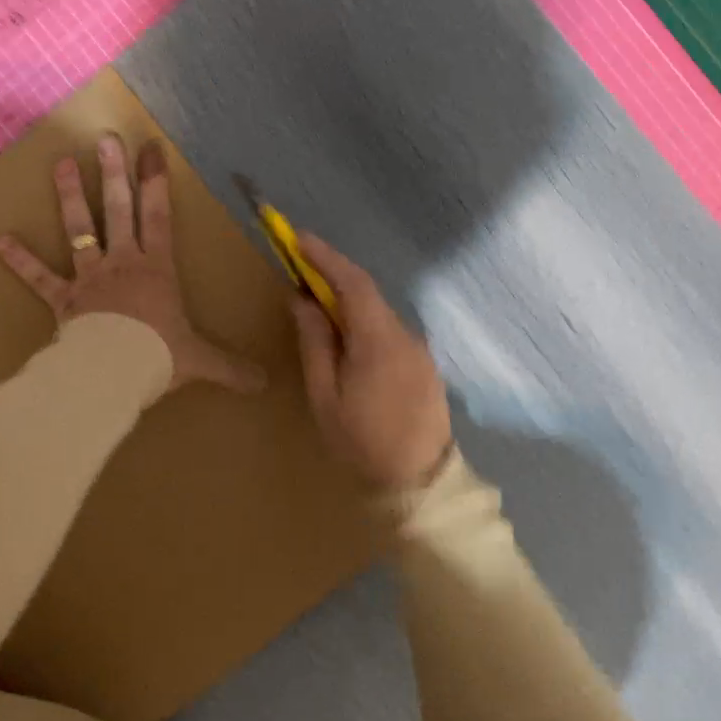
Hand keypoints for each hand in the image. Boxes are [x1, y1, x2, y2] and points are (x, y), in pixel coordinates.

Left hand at [0, 135, 265, 393]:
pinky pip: (40, 278)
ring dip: (70, 196)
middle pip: (118, 210)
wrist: (116, 372)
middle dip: (114, 173)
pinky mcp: (63, 299)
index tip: (151, 149)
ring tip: (62, 164)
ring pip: (80, 230)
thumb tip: (264, 382)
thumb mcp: (201, 361)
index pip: (160, 217)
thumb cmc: (159, 357)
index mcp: (157, 270)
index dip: (156, 182)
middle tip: (105, 139)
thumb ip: (231, 368)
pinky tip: (0, 241)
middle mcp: (122, 263)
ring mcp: (90, 278)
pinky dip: (21, 261)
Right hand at [290, 233, 452, 494]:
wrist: (419, 482)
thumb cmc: (361, 441)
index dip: (325, 256)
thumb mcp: (324, 396)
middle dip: (331, 276)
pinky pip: (387, 330)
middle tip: (297, 269)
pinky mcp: (423, 365)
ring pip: (377, 312)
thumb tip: (302, 300)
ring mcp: (418, 350)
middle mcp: (404, 335)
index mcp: (378, 341)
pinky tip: (343, 338)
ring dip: (346, 301)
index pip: (352, 282)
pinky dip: (362, 321)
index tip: (297, 238)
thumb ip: (314, 343)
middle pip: (366, 293)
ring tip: (314, 307)